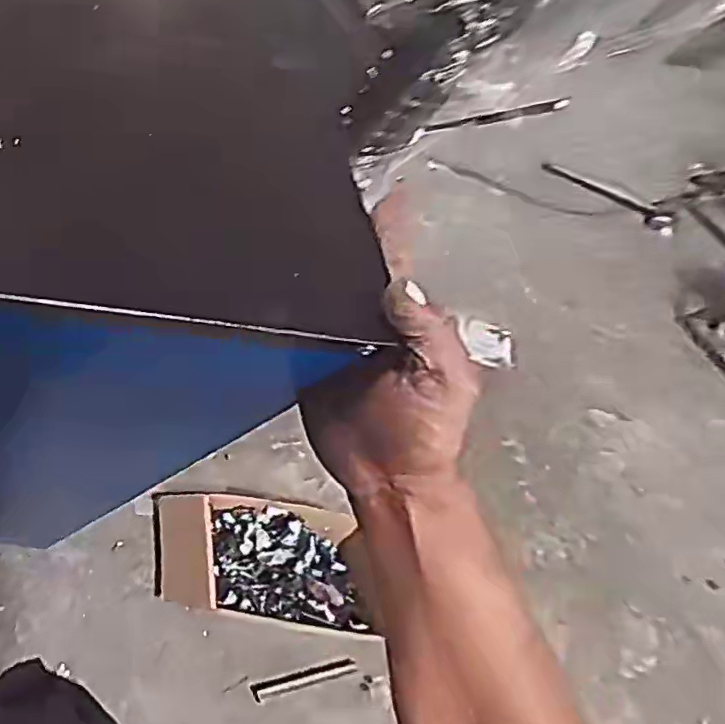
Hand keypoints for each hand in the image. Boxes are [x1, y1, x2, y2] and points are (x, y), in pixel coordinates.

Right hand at [300, 276, 480, 499]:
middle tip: (317, 262)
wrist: (386, 479)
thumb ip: (429, 333)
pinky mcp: (305, 370)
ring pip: (316, 314)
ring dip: (306, 304)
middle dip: (334, 277)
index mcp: (410, 332)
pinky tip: (278, 320)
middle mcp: (371, 336)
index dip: (377, 263)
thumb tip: (402, 286)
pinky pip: (291, 344)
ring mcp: (335, 352)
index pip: (392, 285)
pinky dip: (284, 333)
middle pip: (347, 293)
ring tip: (293, 287)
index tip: (360, 243)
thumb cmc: (427, 436)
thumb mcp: (445, 379)